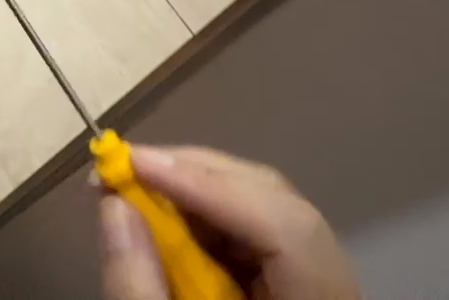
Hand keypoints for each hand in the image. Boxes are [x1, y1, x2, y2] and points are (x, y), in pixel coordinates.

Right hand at [99, 146, 357, 299]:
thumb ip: (140, 288)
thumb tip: (112, 202)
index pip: (286, 228)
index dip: (208, 186)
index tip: (132, 162)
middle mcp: (336, 291)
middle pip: (276, 205)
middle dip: (194, 175)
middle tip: (124, 166)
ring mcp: (318, 285)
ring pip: (262, 211)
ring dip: (191, 190)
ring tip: (132, 184)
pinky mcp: (291, 283)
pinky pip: (250, 234)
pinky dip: (199, 215)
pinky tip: (160, 214)